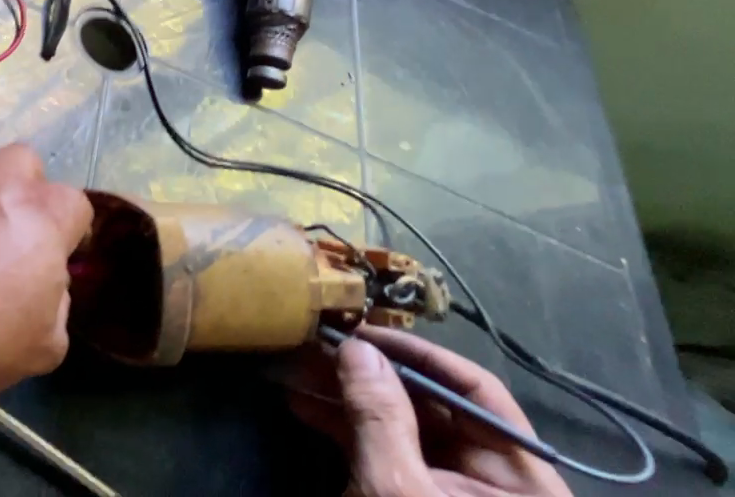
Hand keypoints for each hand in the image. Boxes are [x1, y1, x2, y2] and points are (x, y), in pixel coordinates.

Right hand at [290, 326, 572, 496]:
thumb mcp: (397, 488)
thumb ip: (378, 416)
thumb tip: (358, 347)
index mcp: (519, 477)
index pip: (476, 392)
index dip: (418, 352)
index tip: (359, 329)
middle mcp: (491, 476)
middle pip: (431, 402)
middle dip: (366, 370)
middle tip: (310, 343)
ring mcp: (450, 487)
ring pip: (397, 421)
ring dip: (342, 392)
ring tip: (291, 368)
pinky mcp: (414, 496)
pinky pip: (381, 446)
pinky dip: (341, 423)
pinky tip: (300, 404)